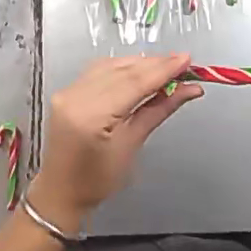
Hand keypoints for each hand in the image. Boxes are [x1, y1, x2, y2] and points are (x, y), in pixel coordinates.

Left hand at [29, 53, 201, 231]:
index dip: (163, 69)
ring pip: (110, 67)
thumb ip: (159, 109)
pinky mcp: (66, 92)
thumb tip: (189, 89)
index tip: (187, 60)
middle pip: (122, 72)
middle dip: (154, 65)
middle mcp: (75, 97)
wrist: (62, 191)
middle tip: (184, 63)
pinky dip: (121, 69)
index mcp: (90, 116)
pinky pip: (97, 72)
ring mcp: (67, 93)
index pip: (134, 83)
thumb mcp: (132, 145)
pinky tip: (139, 70)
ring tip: (167, 66)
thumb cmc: (97, 179)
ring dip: (139, 64)